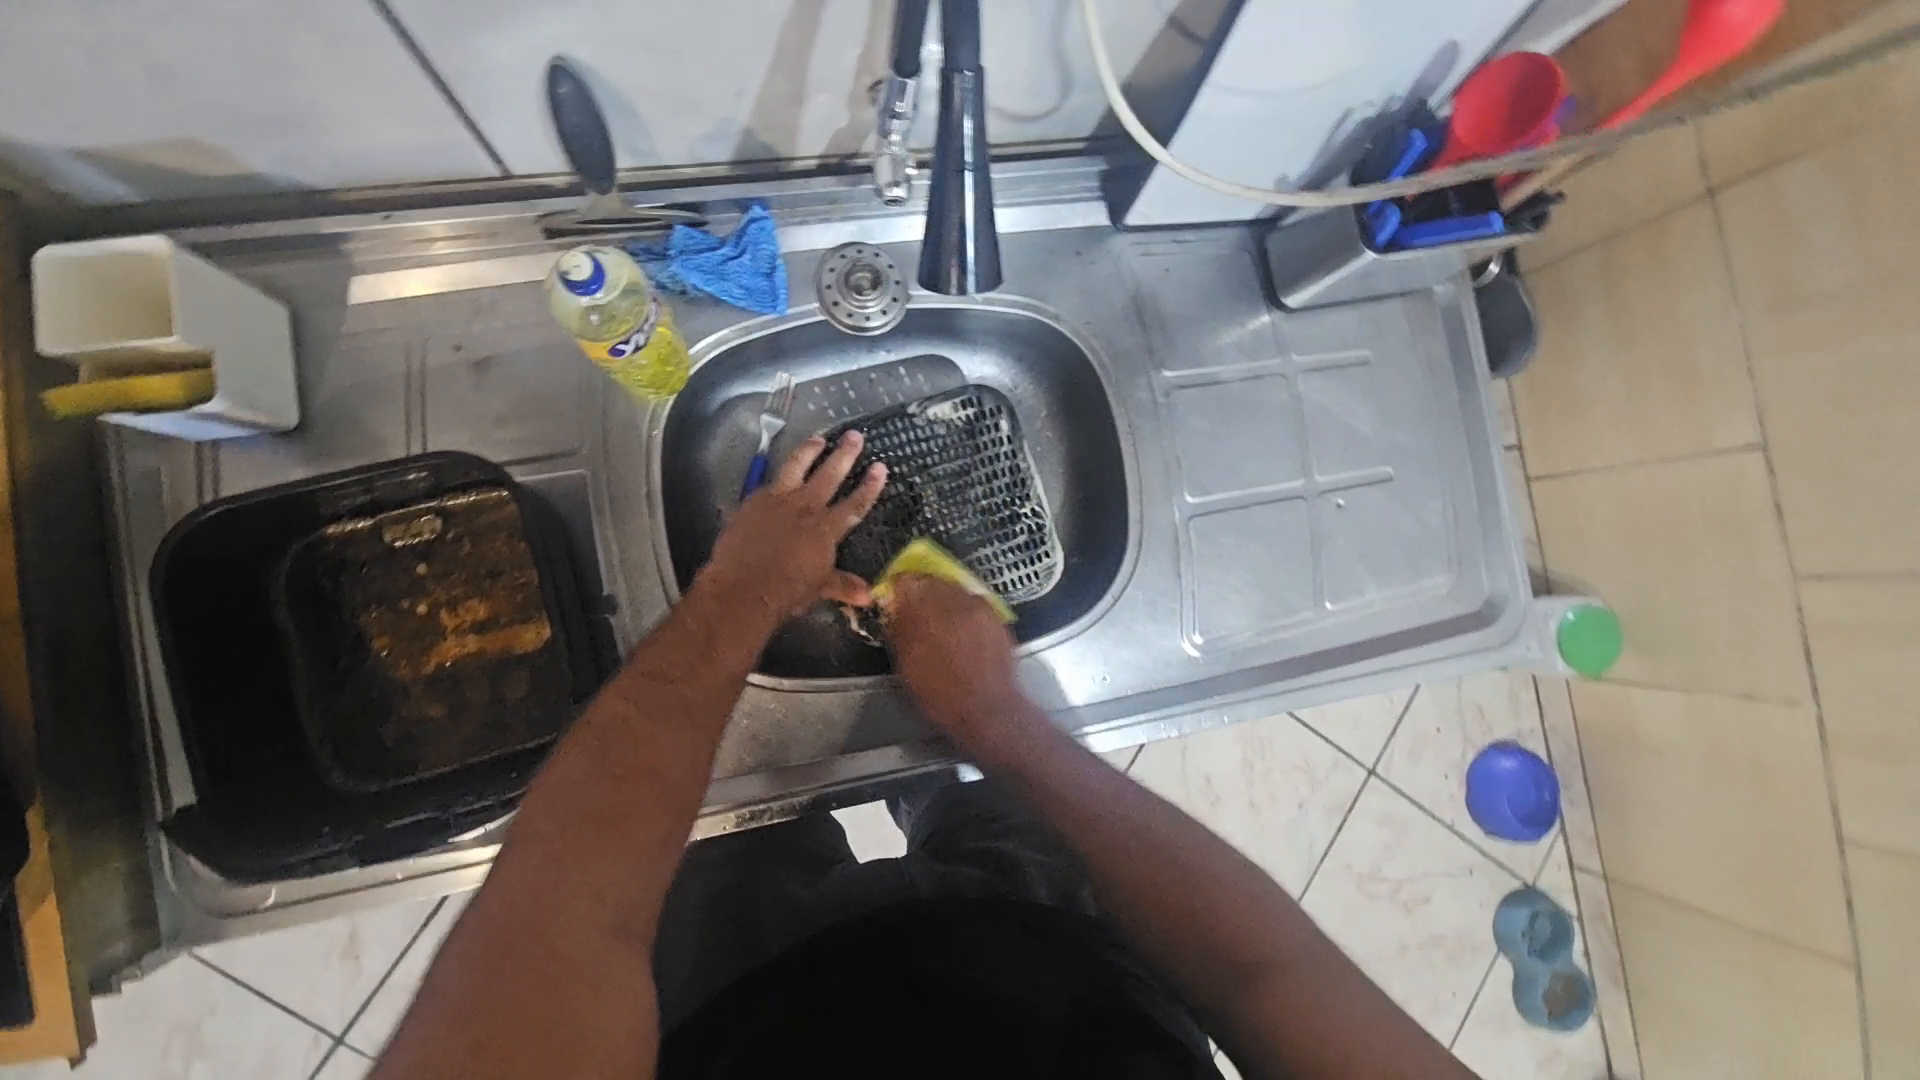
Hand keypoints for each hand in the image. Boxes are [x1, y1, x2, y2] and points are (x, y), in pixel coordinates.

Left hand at [695, 433, 886, 623]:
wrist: (742, 587)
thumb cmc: (786, 591)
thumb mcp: (819, 588)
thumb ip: (843, 585)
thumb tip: (869, 596)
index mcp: (826, 529)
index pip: (855, 504)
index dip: (869, 486)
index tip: (880, 467)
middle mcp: (806, 508)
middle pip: (829, 475)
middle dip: (844, 455)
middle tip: (854, 436)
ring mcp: (778, 501)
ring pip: (797, 467)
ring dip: (809, 451)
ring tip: (818, 438)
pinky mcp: (753, 502)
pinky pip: (770, 482)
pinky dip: (779, 475)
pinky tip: (780, 471)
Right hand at [879, 574, 1027, 747]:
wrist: (988, 709)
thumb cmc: (941, 695)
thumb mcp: (907, 667)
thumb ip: (898, 631)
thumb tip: (892, 609)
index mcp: (925, 612)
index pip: (906, 581)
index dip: (898, 588)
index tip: (894, 599)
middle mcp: (954, 602)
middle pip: (932, 581)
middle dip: (921, 591)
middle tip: (915, 610)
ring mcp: (978, 607)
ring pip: (954, 589)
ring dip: (943, 598)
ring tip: (940, 620)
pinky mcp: (996, 616)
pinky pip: (973, 602)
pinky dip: (963, 609)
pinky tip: (961, 629)